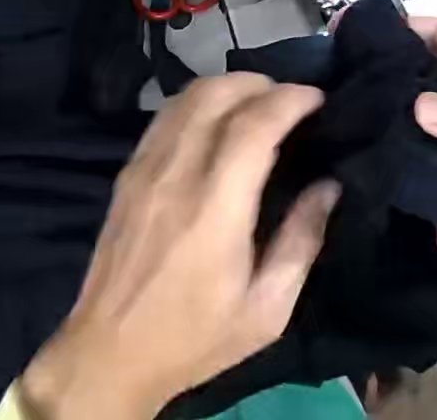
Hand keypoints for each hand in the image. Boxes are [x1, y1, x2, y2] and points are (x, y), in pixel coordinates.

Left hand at [19, 74, 340, 419]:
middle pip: (217, 94)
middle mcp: (176, 174)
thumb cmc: (195, 336)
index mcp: (214, 210)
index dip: (289, 100)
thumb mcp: (266, 310)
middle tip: (289, 100)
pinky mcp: (128, 169)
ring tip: (257, 102)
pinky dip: (198, 101)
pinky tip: (216, 117)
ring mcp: (146, 167)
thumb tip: (328, 185)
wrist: (108, 353)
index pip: (253, 126)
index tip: (316, 98)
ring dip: (229, 85)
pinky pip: (165, 113)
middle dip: (261, 83)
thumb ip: (302, 240)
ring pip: (188, 96)